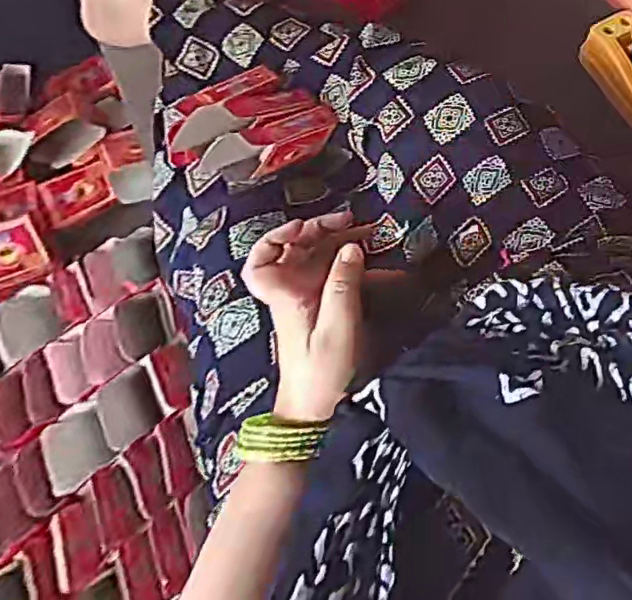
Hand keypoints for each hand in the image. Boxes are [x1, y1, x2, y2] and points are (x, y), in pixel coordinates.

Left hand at [241, 208, 372, 423]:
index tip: (303, 228)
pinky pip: (334, 271)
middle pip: (296, 249)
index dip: (276, 238)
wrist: (315, 409)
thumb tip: (351, 246)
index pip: (260, 262)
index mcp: (287, 296)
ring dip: (339, 240)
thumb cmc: (321, 371)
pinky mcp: (323, 305)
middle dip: (320, 229)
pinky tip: (371, 257)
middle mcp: (294, 291)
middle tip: (351, 221)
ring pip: (316, 256)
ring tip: (368, 231)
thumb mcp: (337, 328)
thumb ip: (343, 285)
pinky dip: (351, 259)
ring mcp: (308, 297)